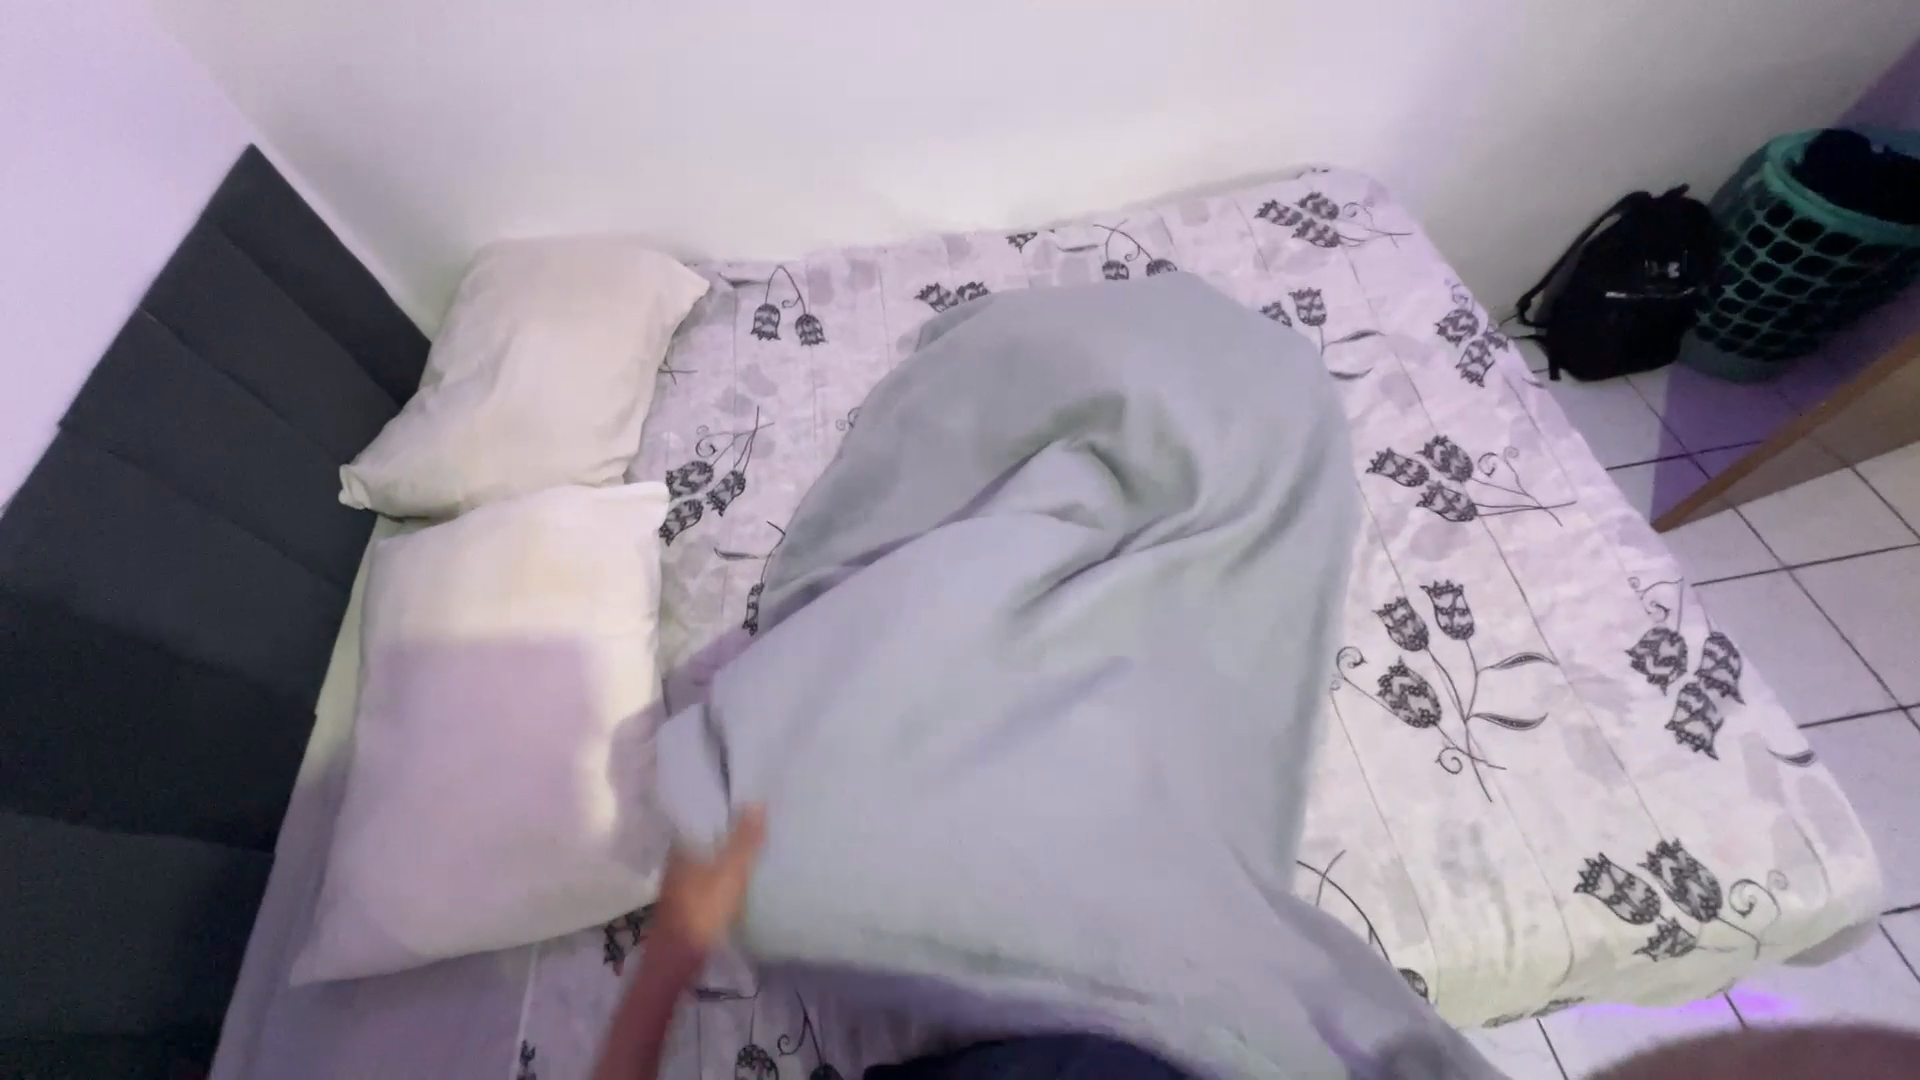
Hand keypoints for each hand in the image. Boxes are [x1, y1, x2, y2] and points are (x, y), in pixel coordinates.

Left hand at [653, 805, 766, 955]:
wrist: (676, 961)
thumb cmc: (703, 911)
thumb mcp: (731, 873)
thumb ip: (744, 840)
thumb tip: (758, 802)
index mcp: (682, 846)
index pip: (701, 816)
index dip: (722, 807)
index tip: (744, 799)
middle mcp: (676, 860)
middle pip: (704, 836)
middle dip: (725, 829)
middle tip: (754, 819)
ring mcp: (678, 882)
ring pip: (705, 857)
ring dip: (724, 851)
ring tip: (751, 843)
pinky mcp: (684, 901)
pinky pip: (706, 874)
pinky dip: (720, 870)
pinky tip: (737, 874)